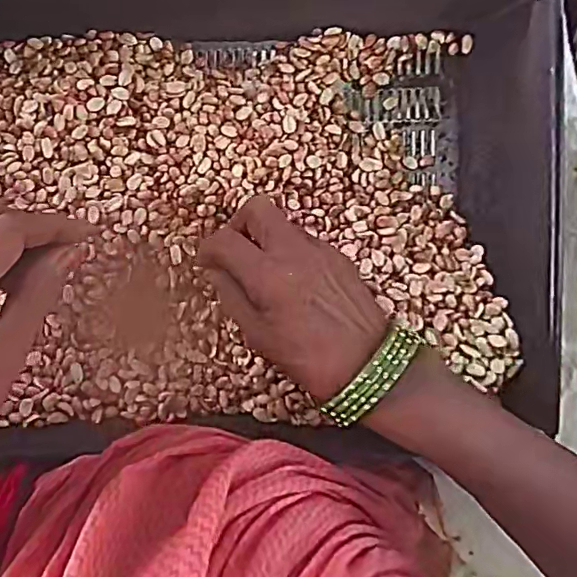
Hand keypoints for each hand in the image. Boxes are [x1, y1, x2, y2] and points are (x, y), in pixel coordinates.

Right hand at [197, 195, 390, 401]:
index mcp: (267, 274)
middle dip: (237, 226)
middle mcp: (293, 252)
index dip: (208, 249)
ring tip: (263, 273)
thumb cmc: (308, 358)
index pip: (224, 239)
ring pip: (281, 224)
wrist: (370, 366)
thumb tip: (217, 272)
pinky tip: (292, 283)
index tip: (206, 262)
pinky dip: (288, 252)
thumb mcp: (257, 334)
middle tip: (234, 253)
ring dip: (264, 239)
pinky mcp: (338, 257)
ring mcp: (320, 250)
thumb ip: (231, 296)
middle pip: (256, 209)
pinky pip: (303, 241)